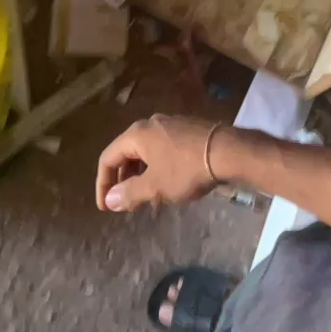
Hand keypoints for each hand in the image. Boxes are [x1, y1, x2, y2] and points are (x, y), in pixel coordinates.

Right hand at [95, 115, 225, 211]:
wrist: (227, 151)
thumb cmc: (185, 169)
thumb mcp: (155, 186)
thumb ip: (130, 193)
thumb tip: (110, 200)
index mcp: (137, 134)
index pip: (108, 157)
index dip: (103, 183)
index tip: (106, 207)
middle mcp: (150, 124)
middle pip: (126, 153)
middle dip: (122, 180)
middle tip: (126, 204)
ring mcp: (170, 125)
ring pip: (145, 152)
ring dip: (140, 175)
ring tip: (147, 198)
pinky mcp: (185, 130)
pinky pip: (161, 150)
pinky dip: (156, 168)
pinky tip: (168, 184)